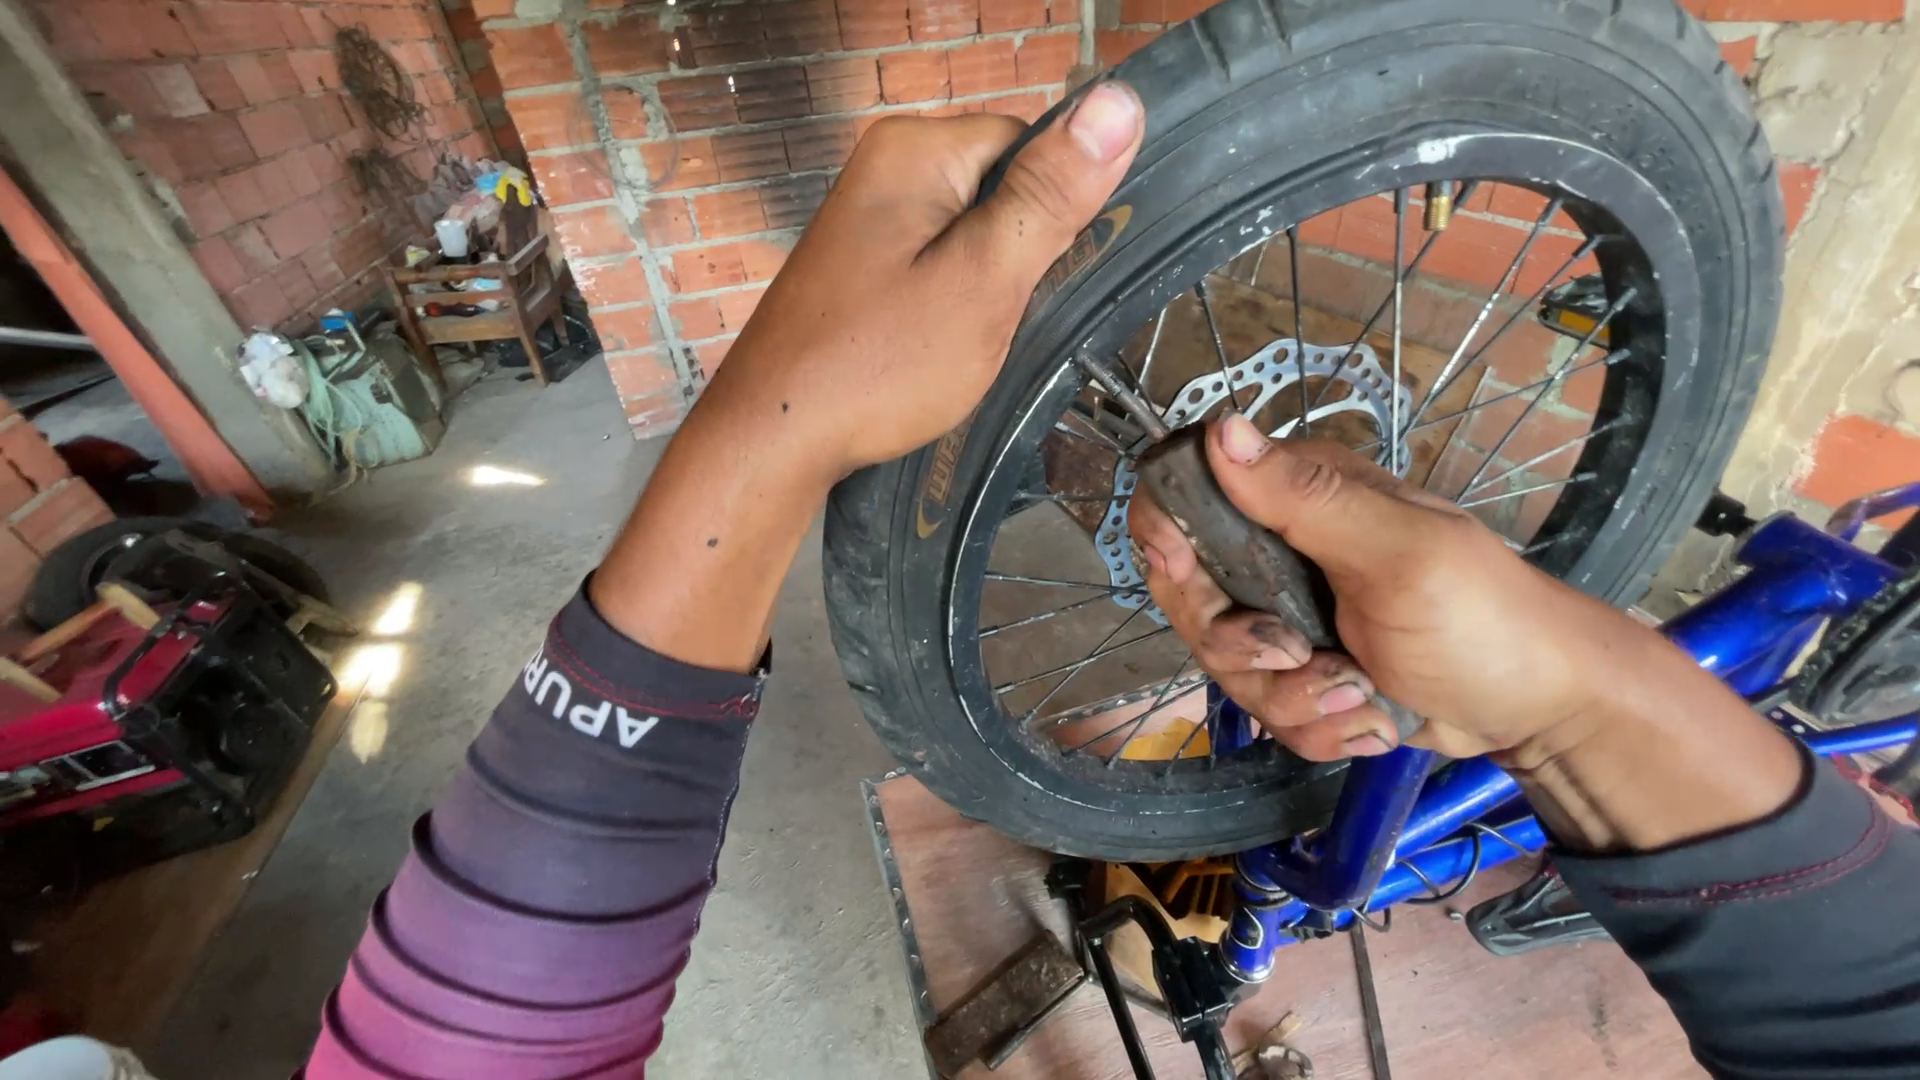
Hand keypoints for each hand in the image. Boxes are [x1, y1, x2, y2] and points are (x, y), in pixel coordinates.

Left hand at [593, 86, 1143, 673]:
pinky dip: (948, 309)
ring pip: (967, 241)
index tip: (1038, 280)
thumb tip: (1122, 102)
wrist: (779, 438)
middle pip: (996, 195)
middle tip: (991, 322)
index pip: (1029, 147)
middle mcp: (883, 171)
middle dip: (1013, 259)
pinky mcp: (858, 271)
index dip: (1050, 215)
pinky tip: (935, 349)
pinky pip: (931, 272)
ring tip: (960, 343)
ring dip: (983, 291)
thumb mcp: (983, 280)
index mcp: (914, 151)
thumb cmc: (880, 364)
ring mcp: (865, 224)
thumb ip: (1048, 197)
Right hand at [1130, 413, 1655, 762]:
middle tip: (1304, 655)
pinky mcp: (1292, 667)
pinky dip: (1308, 721)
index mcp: (1291, 500)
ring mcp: (1279, 614)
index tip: (1190, 576)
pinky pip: (1257, 703)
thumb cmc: (1481, 618)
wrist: (1539, 712)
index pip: (1182, 497)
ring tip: (1357, 694)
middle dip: (1240, 646)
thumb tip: (1220, 428)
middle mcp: (1272, 550)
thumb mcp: (1397, 552)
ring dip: (1287, 694)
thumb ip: (1305, 497)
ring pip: (1220, 661)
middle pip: (1186, 596)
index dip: (1164, 536)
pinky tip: (1364, 716)